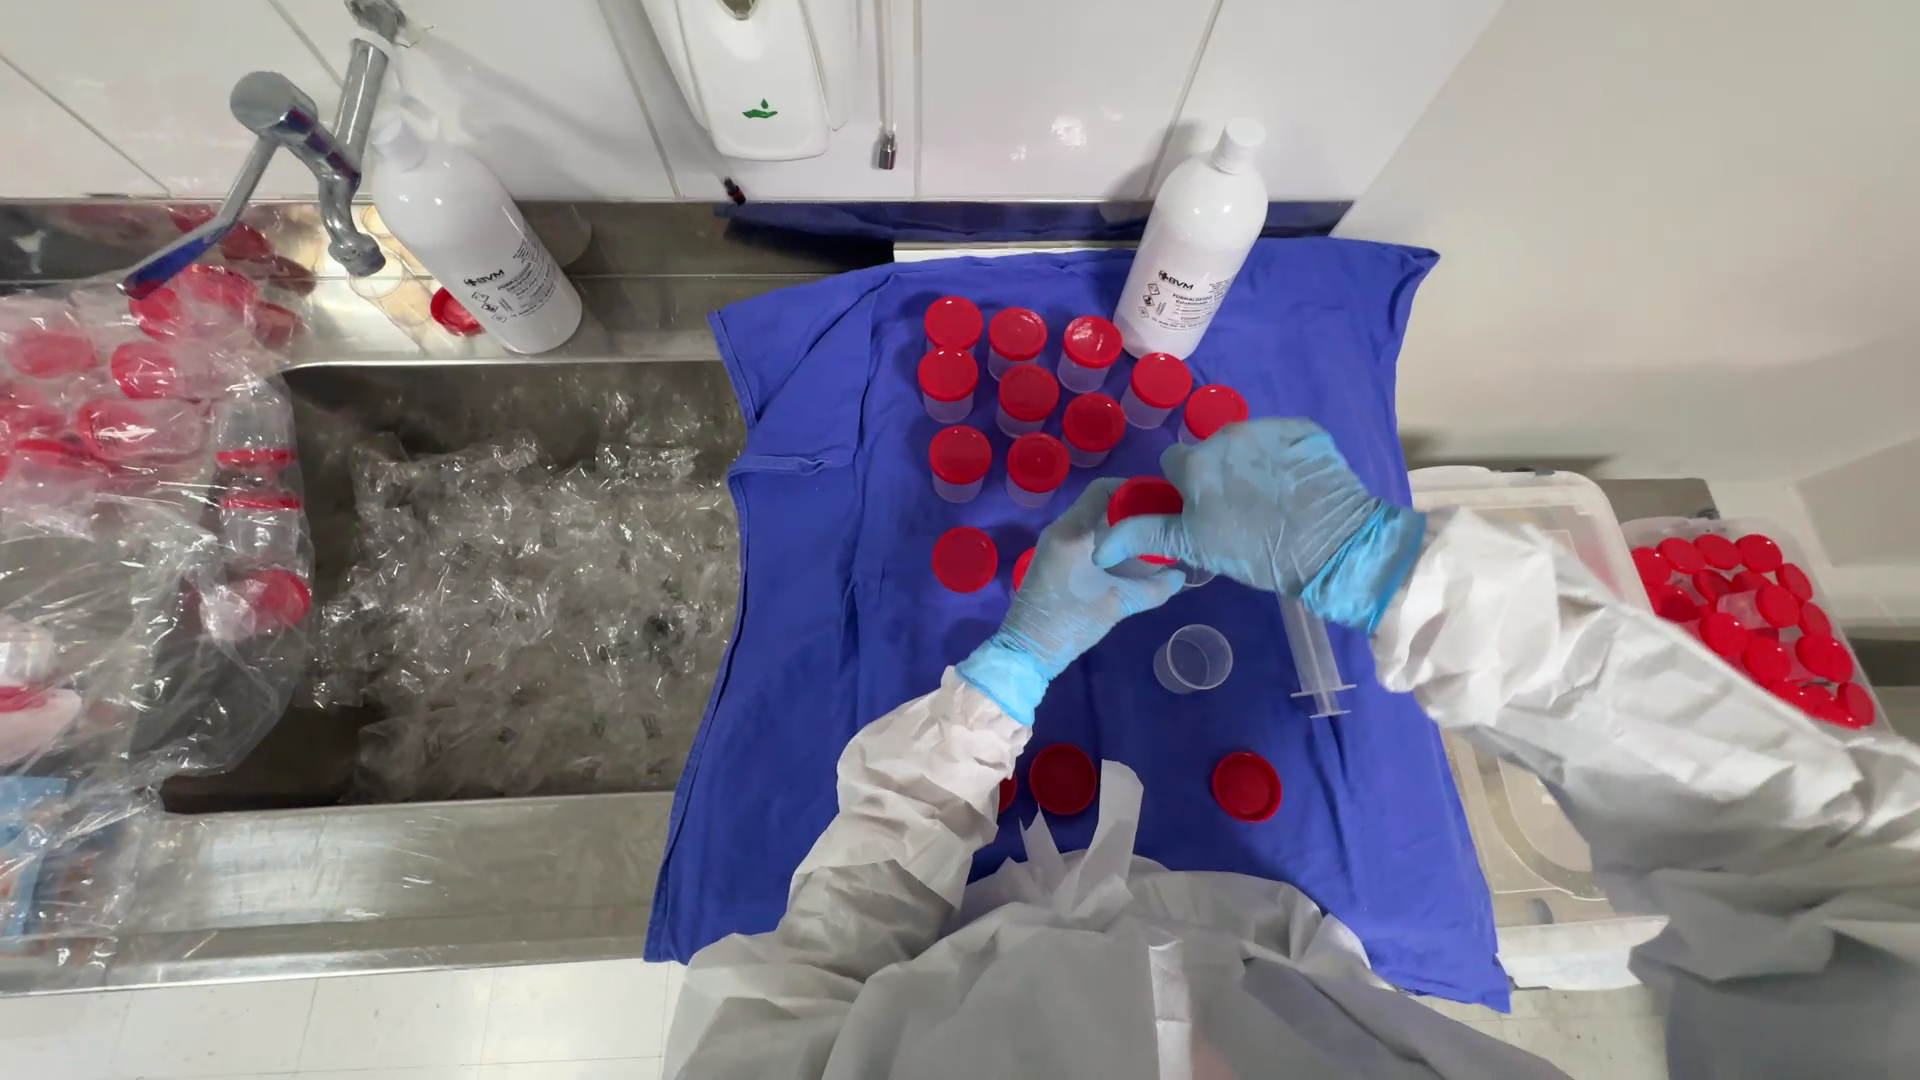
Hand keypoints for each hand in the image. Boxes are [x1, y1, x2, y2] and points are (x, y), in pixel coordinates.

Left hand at [957, 479, 1183, 723]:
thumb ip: (1154, 588)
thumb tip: (1181, 576)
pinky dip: (1109, 543)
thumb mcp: (1118, 603)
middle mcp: (1061, 530)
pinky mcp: (1056, 559)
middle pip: (1101, 506)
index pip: (1103, 489)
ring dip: (1122, 529)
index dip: (1134, 489)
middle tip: (1163, 521)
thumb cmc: (1070, 622)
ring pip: (1094, 524)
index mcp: (1072, 531)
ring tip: (1153, 539)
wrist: (1029, 650)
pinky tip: (1132, 557)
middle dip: (1133, 512)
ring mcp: (1056, 544)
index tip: (1160, 499)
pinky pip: (1087, 539)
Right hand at [1091, 418, 1425, 631]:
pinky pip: (1282, 438)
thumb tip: (1099, 546)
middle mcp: (1227, 434)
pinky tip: (1295, 484)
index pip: (1174, 464)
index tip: (1203, 512)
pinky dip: (1284, 456)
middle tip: (1240, 511)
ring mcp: (1269, 428)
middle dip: (1218, 474)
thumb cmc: (1255, 550)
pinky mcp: (1305, 429)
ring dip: (1249, 463)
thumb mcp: (1194, 546)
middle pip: (1210, 452)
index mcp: (1195, 462)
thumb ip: (1144, 534)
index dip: (1185, 489)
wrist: (1335, 547)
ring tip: (1271, 499)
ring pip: (1245, 444)